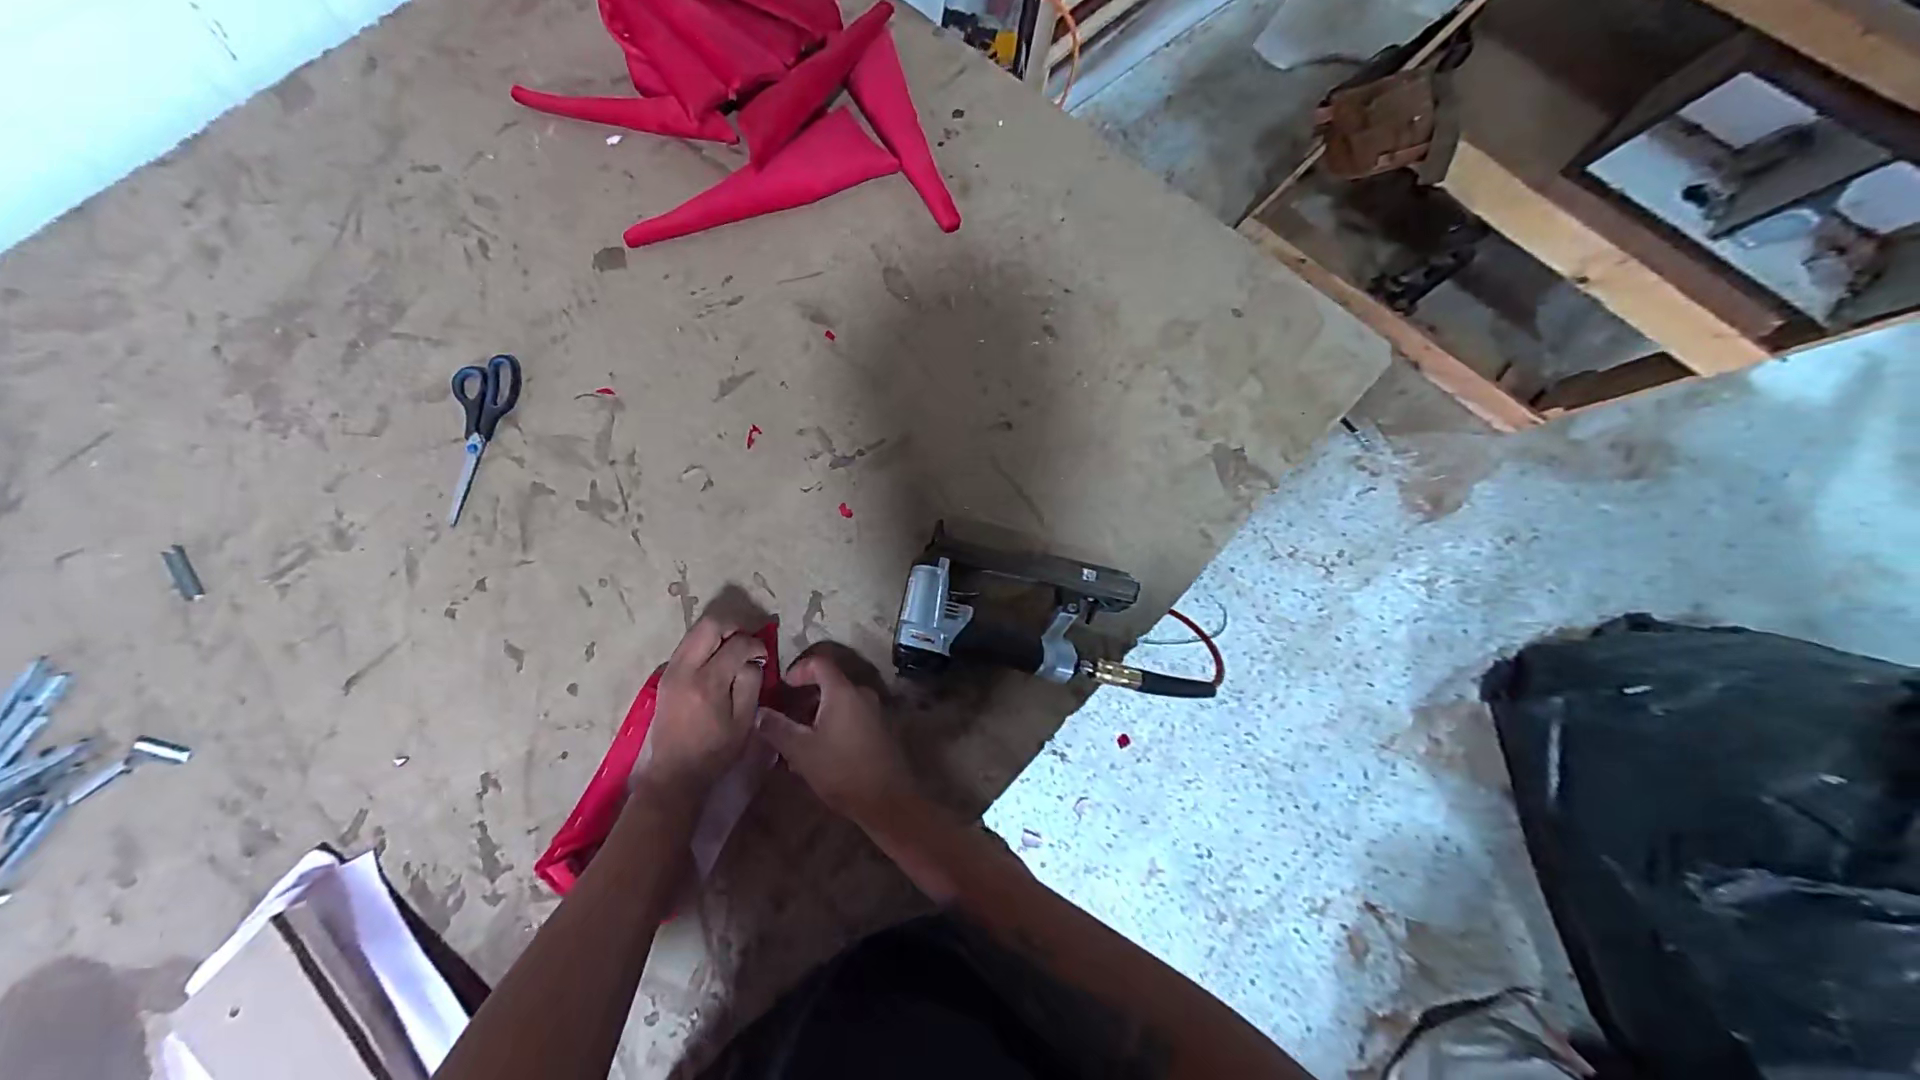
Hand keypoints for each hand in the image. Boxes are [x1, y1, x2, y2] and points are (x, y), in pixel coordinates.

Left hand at [633, 617, 768, 802]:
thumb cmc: (716, 751)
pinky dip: (705, 644)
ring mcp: (671, 671)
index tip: (763, 656)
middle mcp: (685, 670)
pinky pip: (687, 646)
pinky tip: (717, 661)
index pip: (737, 644)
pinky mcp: (665, 676)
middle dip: (734, 626)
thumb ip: (751, 683)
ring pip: (695, 631)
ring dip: (718, 634)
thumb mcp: (745, 721)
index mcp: (708, 683)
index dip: (756, 645)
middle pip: (709, 625)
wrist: (675, 772)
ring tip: (734, 649)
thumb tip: (751, 660)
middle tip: (748, 641)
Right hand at [756, 651, 915, 824]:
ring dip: (816, 715)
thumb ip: (777, 727)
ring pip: (839, 702)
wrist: (887, 799)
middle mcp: (862, 694)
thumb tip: (758, 712)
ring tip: (797, 741)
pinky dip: (832, 724)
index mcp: (843, 691)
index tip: (782, 687)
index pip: (819, 663)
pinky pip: (851, 715)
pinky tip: (819, 751)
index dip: (797, 670)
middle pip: (829, 683)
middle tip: (784, 719)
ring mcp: (874, 711)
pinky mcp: (880, 728)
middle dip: (803, 698)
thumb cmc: (841, 769)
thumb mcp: (801, 750)